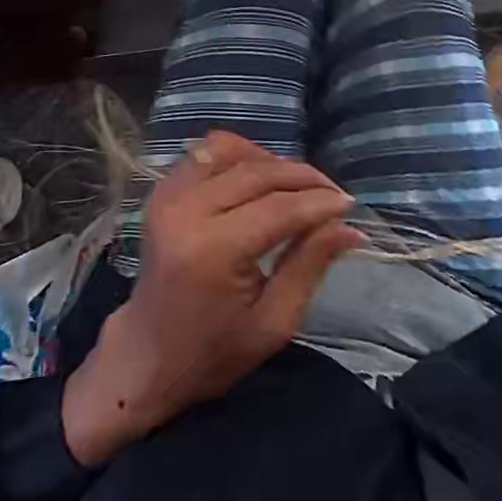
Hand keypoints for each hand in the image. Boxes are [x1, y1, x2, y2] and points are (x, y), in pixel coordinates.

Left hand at [63, 132, 360, 464]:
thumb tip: (350, 228)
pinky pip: (200, 156)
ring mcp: (166, 195)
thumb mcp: (274, 321)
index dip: (319, 202)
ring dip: (265, 159)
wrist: (150, 351)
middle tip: (332, 193)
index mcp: (212, 248)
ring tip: (295, 185)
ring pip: (223, 149)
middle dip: (300, 176)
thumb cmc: (215, 349)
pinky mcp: (159, 192)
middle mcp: (184, 209)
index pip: (277, 208)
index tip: (351, 205)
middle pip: (253, 172)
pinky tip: (258, 180)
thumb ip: (309, 265)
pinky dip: (234, 159)